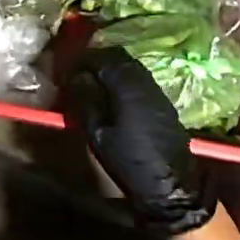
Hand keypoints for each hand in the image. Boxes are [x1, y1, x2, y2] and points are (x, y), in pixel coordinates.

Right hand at [67, 47, 216, 235]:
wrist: (170, 182)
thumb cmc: (130, 160)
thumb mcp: (99, 135)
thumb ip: (86, 102)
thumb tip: (76, 77)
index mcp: (126, 85)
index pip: (101, 58)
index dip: (83, 59)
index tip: (69, 67)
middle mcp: (143, 79)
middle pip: (118, 57)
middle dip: (98, 59)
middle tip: (80, 71)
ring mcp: (155, 87)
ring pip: (130, 65)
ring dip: (112, 67)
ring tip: (95, 80)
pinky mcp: (162, 98)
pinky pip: (139, 76)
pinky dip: (124, 77)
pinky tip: (115, 91)